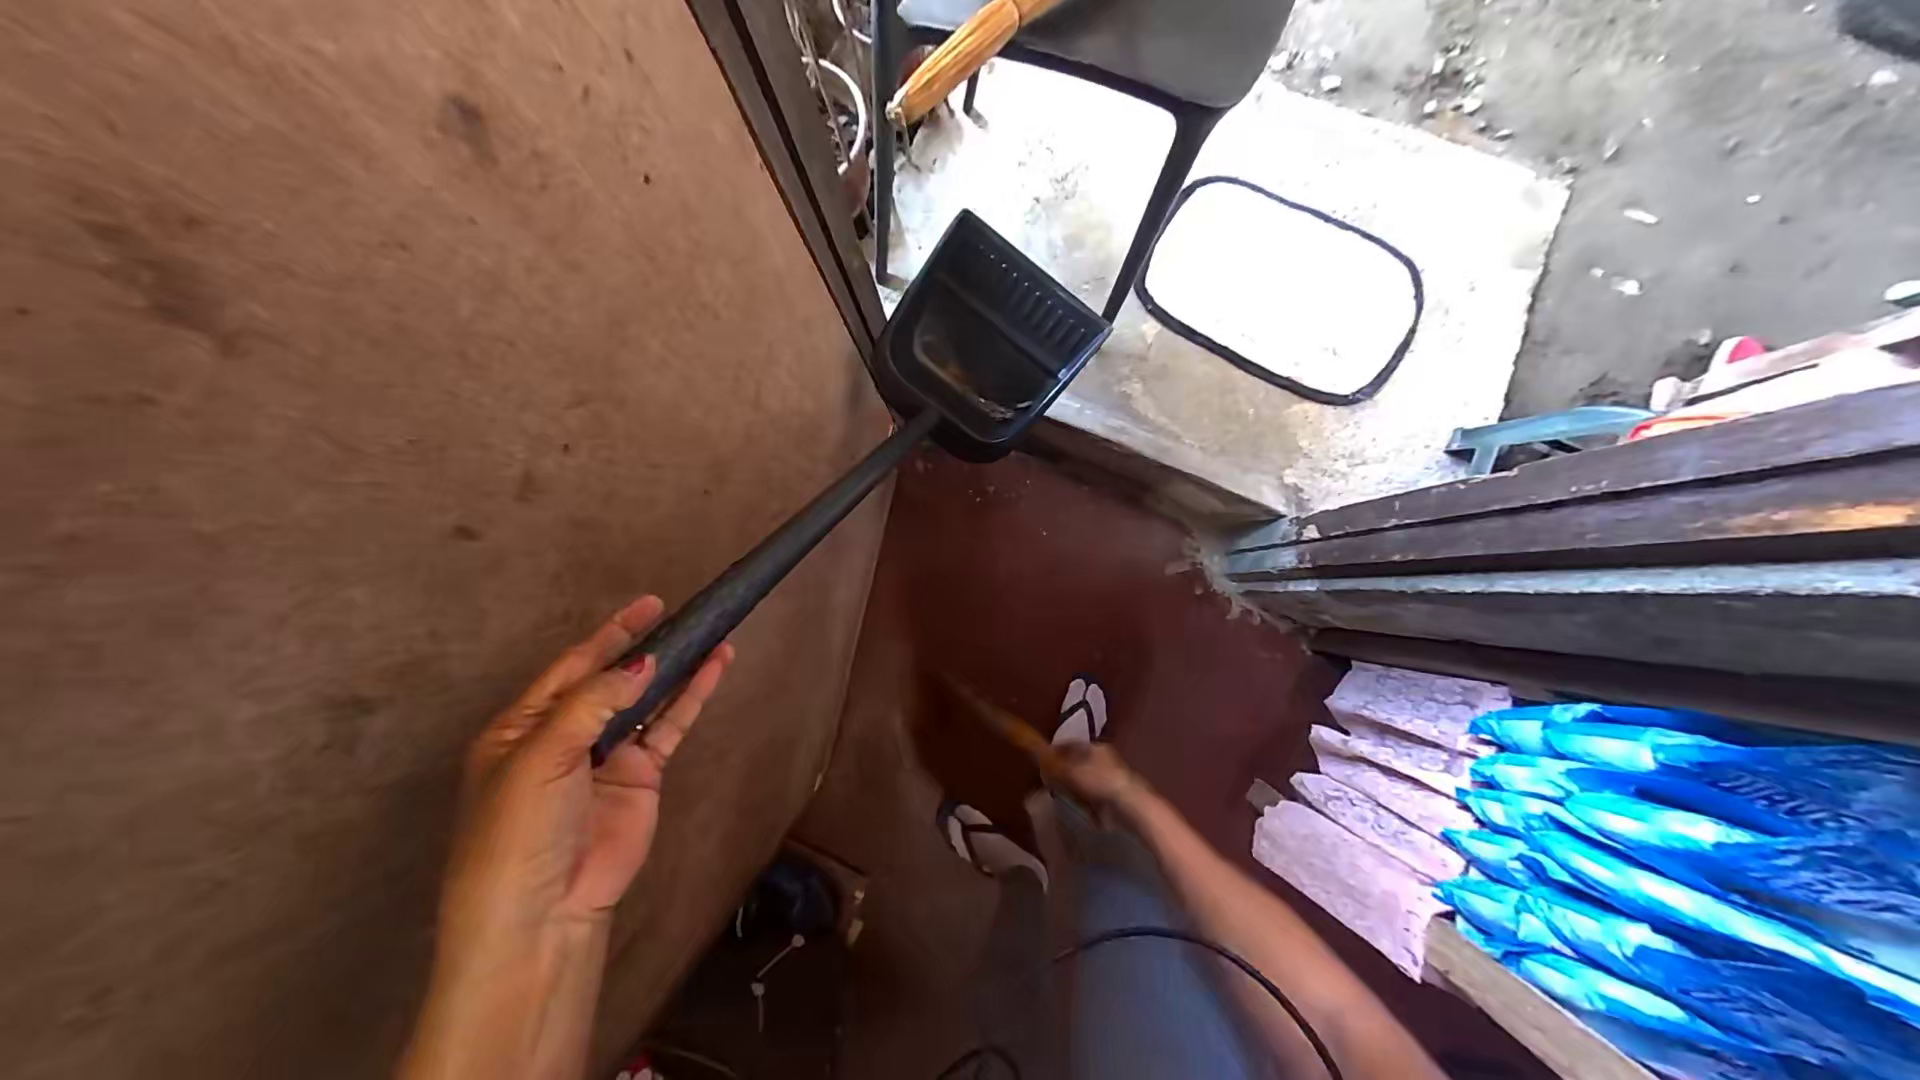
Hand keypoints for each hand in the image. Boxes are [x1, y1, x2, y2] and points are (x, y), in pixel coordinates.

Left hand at [399, 596, 732, 1079]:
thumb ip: (592, 703)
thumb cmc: (519, 830)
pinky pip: (670, 725)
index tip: (648, 606)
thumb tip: (643, 662)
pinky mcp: (642, 774)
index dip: (610, 634)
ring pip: (649, 698)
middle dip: (646, 645)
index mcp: (524, 726)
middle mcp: (567, 733)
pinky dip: (692, 697)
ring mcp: (608, 754)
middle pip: (614, 677)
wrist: (544, 910)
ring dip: (678, 668)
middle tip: (681, 612)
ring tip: (711, 634)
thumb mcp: (540, 757)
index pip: (573, 666)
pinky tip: (713, 669)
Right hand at [1049, 742, 1149, 815]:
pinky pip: (1089, 793)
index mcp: (1095, 747)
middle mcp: (1102, 759)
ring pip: (1081, 778)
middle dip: (1062, 770)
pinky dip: (1081, 798)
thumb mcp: (1070, 770)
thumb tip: (1037, 756)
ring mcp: (1107, 777)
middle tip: (1049, 779)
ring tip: (1059, 793)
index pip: (1069, 744)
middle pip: (1075, 761)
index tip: (1041, 759)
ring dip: (1071, 785)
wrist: (1127, 804)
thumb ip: (1052, 764)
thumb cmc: (1098, 781)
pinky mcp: (1110, 794)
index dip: (1054, 750)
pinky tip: (1074, 803)